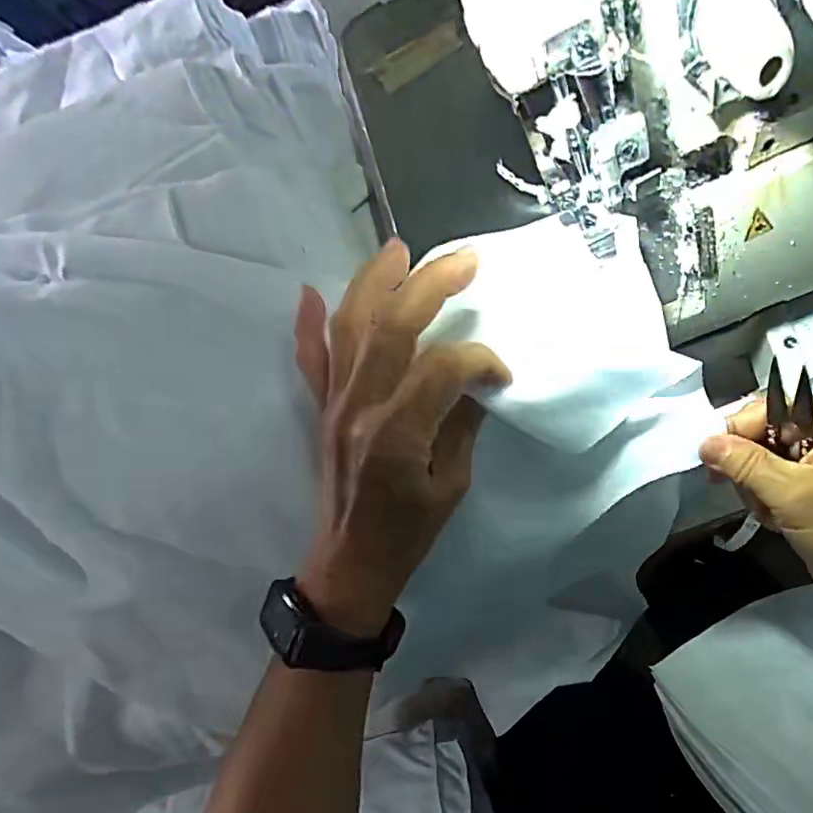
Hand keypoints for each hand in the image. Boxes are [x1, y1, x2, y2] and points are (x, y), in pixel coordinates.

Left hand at [296, 240, 510, 636]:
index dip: (479, 360)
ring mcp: (334, 404)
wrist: (350, 562)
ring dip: (374, 282)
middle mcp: (360, 407)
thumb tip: (476, 385)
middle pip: (392, 327)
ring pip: (349, 327)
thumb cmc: (408, 534)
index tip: (501, 373)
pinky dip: (310, 323)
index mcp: (398, 433)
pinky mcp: (322, 410)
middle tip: (464, 261)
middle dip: (431, 286)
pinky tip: (312, 292)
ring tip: (400, 249)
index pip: (443, 369)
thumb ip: (461, 428)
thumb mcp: (451, 487)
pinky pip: (311, 359)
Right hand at [700, 402, 812, 620]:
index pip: (776, 410)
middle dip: (753, 468)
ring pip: (765, 462)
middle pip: (768, 435)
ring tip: (772, 515)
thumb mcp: (795, 495)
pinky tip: (778, 521)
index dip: (741, 430)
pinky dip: (768, 503)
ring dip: (759, 491)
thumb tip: (706, 442)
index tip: (710, 456)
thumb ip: (747, 464)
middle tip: (750, 494)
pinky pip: (774, 484)